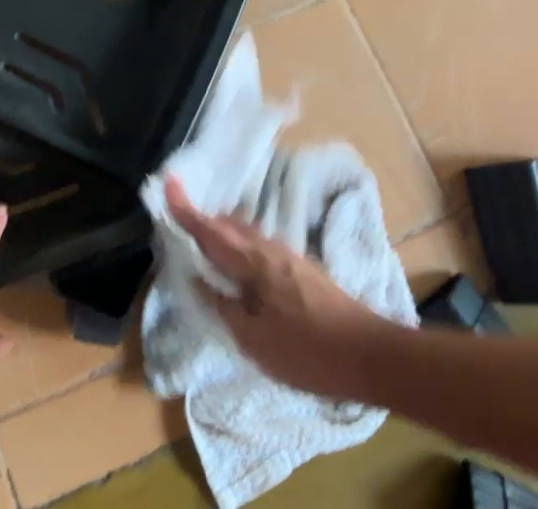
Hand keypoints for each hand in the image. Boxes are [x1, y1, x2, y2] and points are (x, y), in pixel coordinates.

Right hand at [166, 175, 391, 397]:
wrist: (370, 355)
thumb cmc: (305, 350)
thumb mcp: (252, 338)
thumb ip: (223, 306)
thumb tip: (201, 283)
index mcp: (253, 263)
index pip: (210, 230)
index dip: (185, 209)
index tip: (168, 182)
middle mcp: (271, 251)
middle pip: (230, 227)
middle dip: (203, 220)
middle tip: (180, 221)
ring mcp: (291, 259)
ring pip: (248, 236)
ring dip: (224, 234)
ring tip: (206, 245)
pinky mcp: (304, 272)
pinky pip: (261, 249)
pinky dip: (241, 248)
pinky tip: (241, 268)